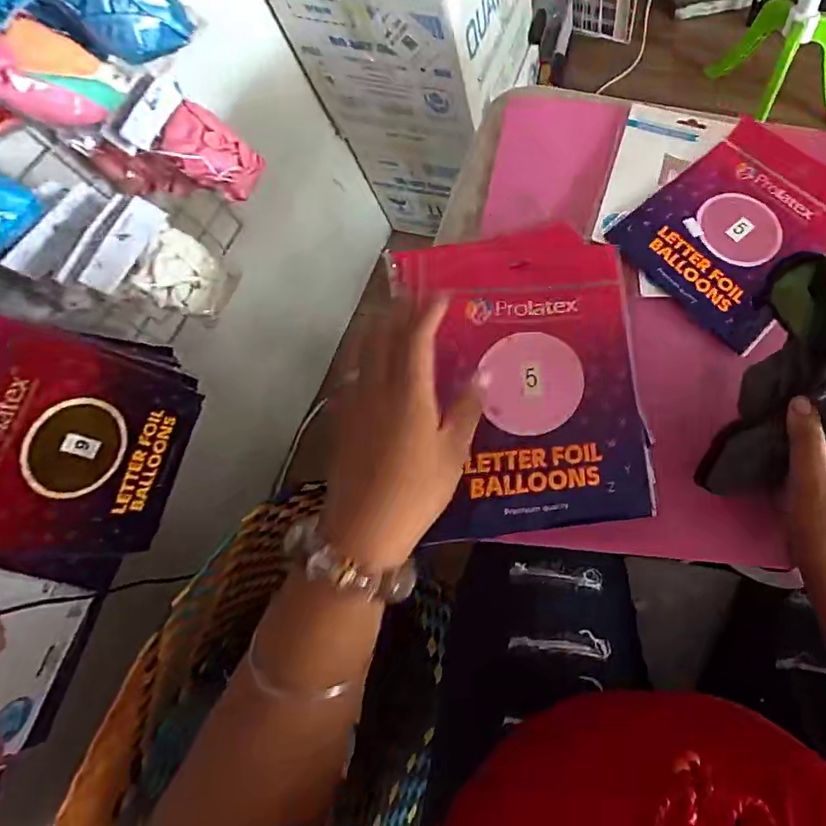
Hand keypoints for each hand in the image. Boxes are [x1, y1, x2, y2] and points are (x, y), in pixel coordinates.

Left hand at [322, 294, 484, 569]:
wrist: (362, 530)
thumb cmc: (418, 491)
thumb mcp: (454, 452)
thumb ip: (466, 409)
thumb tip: (481, 374)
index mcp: (409, 394)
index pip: (415, 340)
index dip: (428, 313)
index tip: (443, 295)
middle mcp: (378, 390)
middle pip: (383, 338)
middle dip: (400, 312)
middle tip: (417, 296)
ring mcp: (355, 405)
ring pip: (362, 352)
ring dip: (378, 327)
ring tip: (391, 314)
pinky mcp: (343, 421)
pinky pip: (353, 373)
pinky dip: (364, 354)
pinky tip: (369, 360)